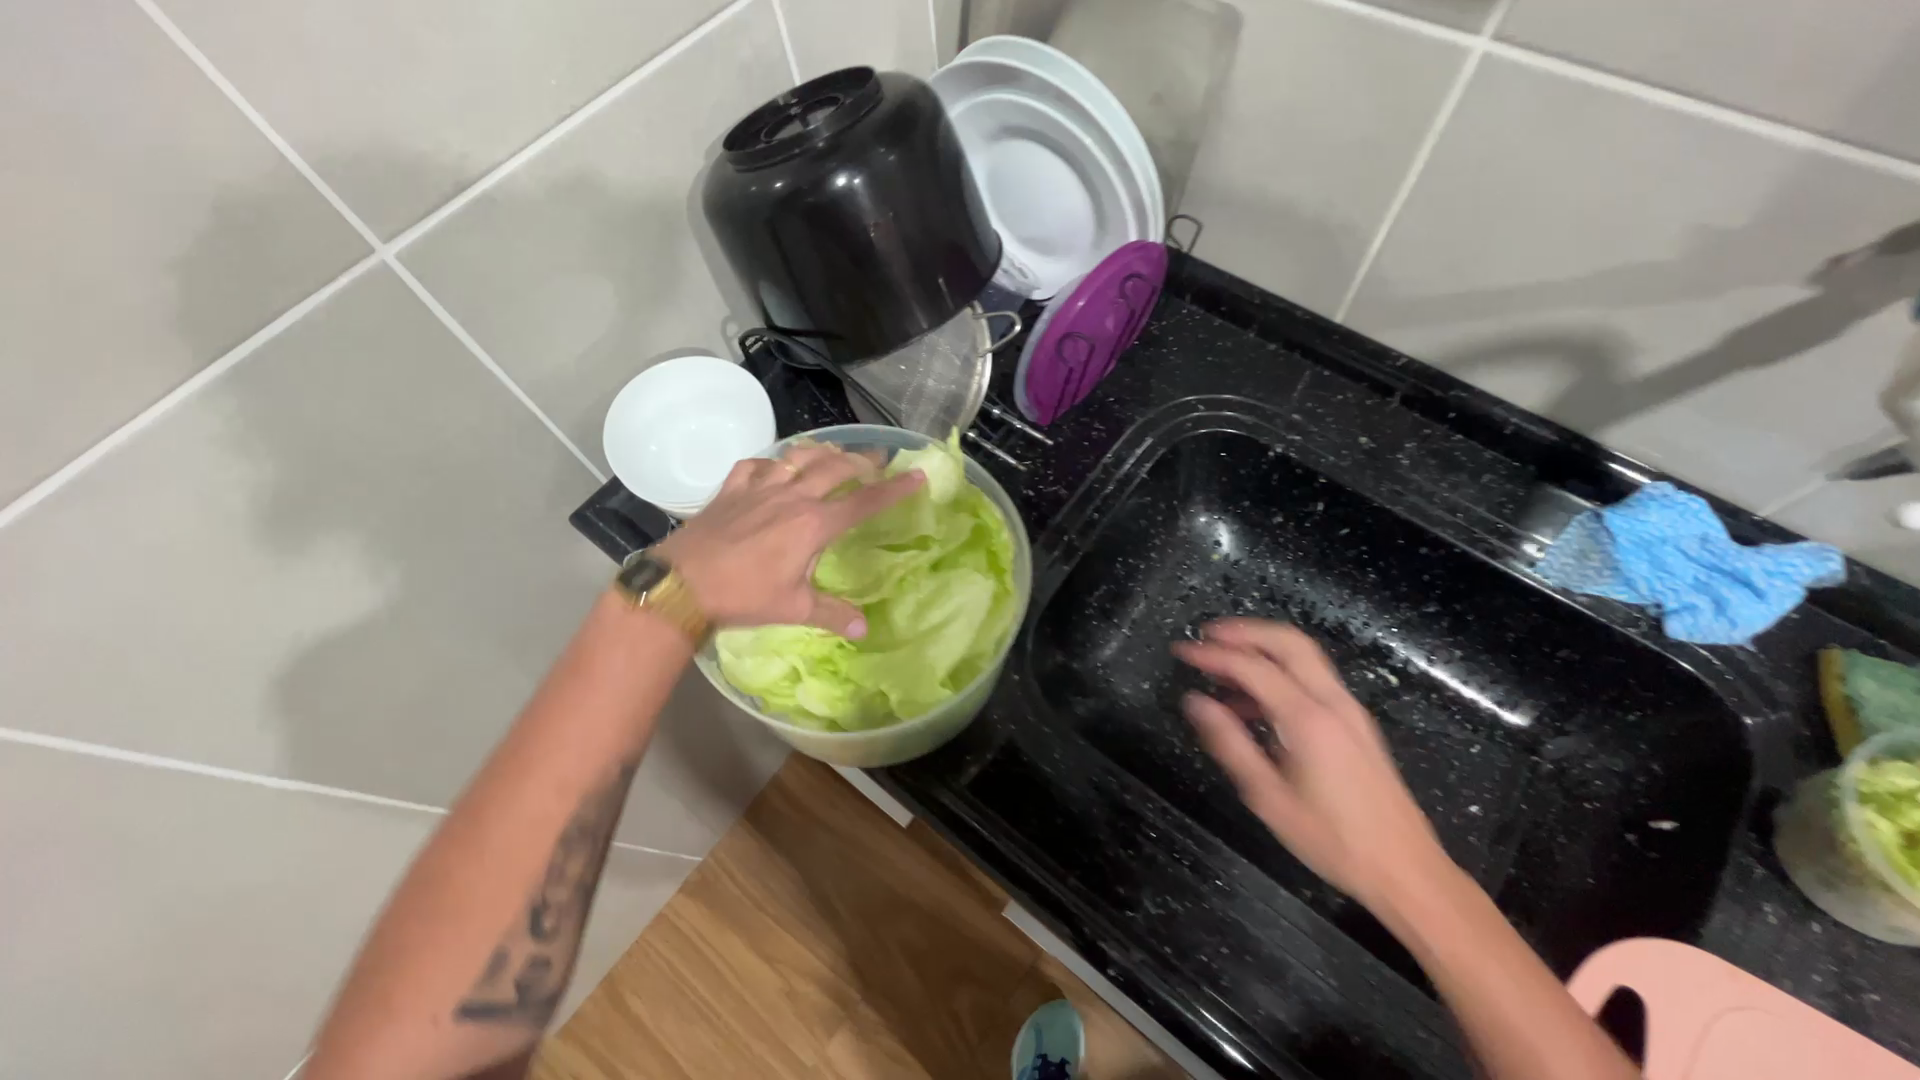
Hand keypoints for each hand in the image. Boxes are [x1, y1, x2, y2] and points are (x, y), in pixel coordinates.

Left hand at [651, 445, 922, 638]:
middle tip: (878, 459)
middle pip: (835, 468)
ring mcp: (759, 488)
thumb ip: (833, 614)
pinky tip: (775, 468)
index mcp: (813, 524)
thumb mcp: (793, 608)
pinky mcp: (731, 489)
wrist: (683, 583)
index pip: (864, 502)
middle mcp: (791, 497)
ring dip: (821, 452)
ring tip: (834, 454)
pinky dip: (772, 461)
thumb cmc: (743, 595)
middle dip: (861, 461)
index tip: (917, 474)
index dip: (894, 489)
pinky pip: (756, 464)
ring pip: (798, 457)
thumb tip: (865, 630)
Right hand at [1173, 619, 1452, 909]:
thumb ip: (1230, 743)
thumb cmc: (1332, 840)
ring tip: (1221, 671)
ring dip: (1262, 651)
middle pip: (1288, 642)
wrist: (1406, 869)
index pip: (1252, 667)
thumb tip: (1194, 701)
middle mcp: (1333, 702)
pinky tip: (1252, 704)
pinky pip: (1313, 680)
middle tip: (1206, 636)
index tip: (1181, 650)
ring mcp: (1349, 710)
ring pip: (1304, 657)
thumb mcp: (1268, 797)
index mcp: (1308, 719)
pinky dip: (1280, 674)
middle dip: (1244, 631)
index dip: (1212, 654)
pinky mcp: (1355, 724)